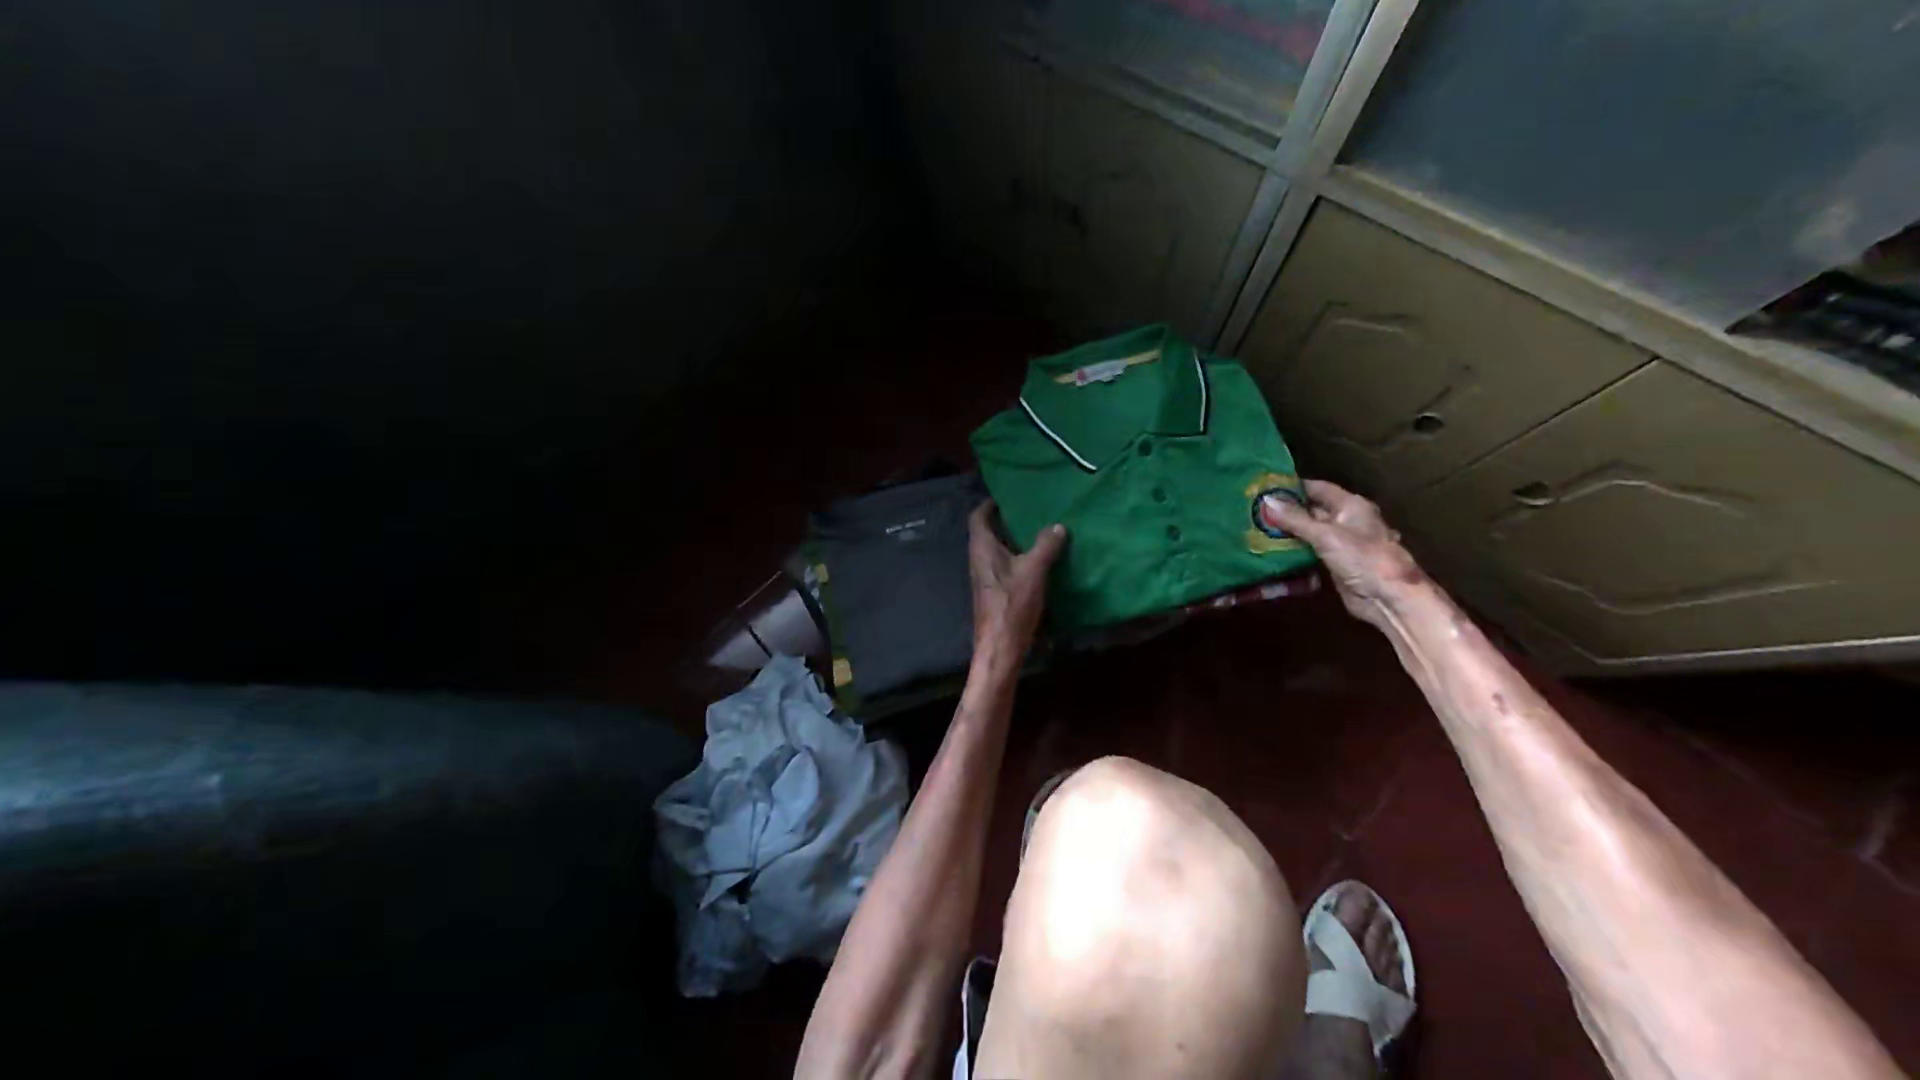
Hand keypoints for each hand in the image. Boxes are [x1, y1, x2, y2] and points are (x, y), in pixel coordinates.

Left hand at [967, 501, 1067, 660]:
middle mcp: (978, 559)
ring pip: (997, 551)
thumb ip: (1046, 545)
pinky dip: (1018, 559)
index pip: (978, 516)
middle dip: (1006, 521)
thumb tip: (1058, 525)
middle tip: (1030, 510)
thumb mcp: (1034, 570)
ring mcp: (985, 577)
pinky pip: (1005, 567)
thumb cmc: (1013, 603)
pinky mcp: (994, 592)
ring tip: (1039, 531)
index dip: (990, 504)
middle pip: (988, 532)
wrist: (1000, 645)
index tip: (1008, 496)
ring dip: (1014, 541)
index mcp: (982, 547)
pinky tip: (1038, 561)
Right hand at [1259, 479, 1426, 630]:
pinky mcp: (1334, 562)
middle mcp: (1346, 520)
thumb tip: (1265, 501)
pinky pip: (1309, 551)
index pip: (1317, 488)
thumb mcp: (1325, 535)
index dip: (1292, 487)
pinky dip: (1292, 550)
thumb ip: (1294, 519)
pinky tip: (1270, 549)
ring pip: (1308, 532)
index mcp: (1350, 505)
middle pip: (1311, 510)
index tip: (1264, 488)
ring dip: (1286, 531)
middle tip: (1253, 510)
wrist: (1387, 597)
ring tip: (1255, 528)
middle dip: (1285, 510)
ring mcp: (1340, 543)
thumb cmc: (1362, 558)